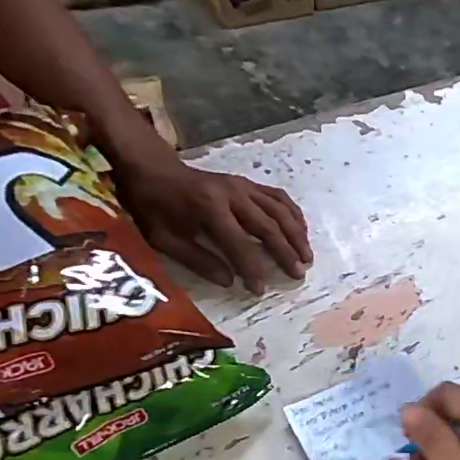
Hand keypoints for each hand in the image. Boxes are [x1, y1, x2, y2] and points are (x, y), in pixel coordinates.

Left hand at [112, 149, 311, 293]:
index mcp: (209, 209)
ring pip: (280, 211)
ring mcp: (244, 186)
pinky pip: (278, 198)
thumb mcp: (164, 239)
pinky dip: (293, 214)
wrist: (153, 169)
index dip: (252, 269)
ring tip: (307, 257)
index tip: (260, 290)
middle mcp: (232, 195)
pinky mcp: (249, 184)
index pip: (238, 244)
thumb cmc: (154, 207)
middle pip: (268, 226)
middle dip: (285, 252)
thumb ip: (197, 260)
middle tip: (299, 274)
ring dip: (296, 235)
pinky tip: (301, 230)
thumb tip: (229, 281)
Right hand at [401, 383, 459, 459]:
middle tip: (410, 454)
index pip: (446, 393)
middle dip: (428, 424)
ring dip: (436, 438)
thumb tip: (406, 408)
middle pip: (453, 406)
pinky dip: (450, 449)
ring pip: (458, 423)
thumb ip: (433, 437)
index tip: (407, 436)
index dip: (422, 408)